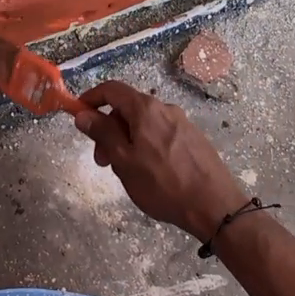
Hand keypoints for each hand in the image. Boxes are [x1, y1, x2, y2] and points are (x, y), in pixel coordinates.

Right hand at [75, 80, 248, 242]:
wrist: (216, 206)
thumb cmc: (163, 184)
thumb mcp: (124, 160)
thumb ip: (102, 133)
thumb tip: (83, 114)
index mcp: (145, 108)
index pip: (111, 89)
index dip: (91, 98)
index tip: (79, 116)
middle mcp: (165, 108)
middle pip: (127, 108)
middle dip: (109, 129)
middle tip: (103, 161)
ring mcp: (182, 123)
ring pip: (144, 124)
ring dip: (127, 141)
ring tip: (127, 172)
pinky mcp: (194, 139)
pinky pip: (160, 134)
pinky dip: (146, 146)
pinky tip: (150, 173)